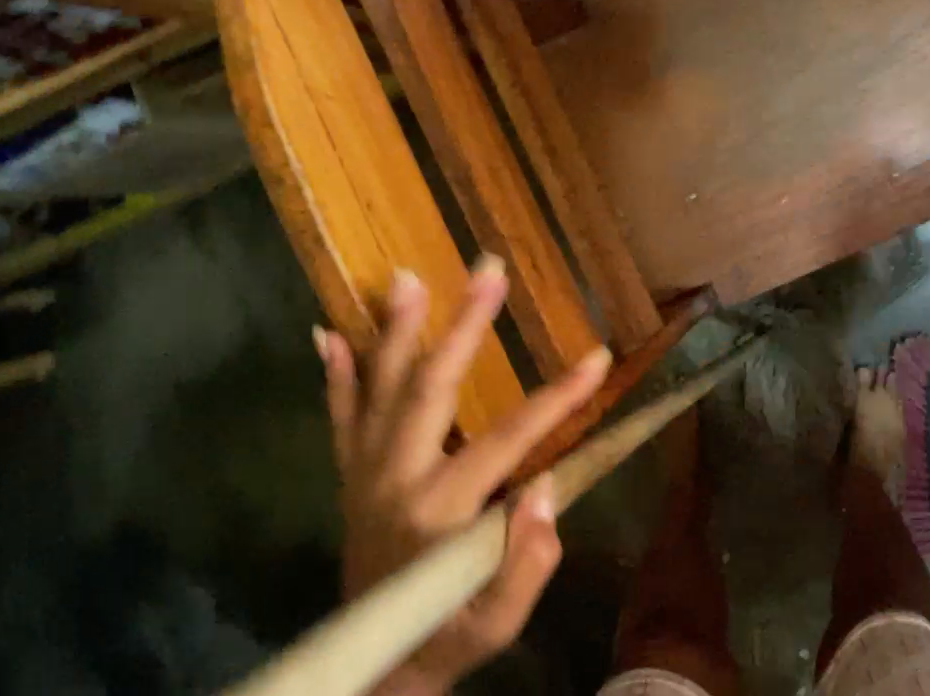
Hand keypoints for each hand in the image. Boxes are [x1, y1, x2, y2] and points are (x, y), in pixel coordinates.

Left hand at [313, 256, 611, 695]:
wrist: (377, 668)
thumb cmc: (453, 634)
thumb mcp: (500, 620)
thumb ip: (527, 564)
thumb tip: (547, 491)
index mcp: (441, 512)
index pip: (509, 439)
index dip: (557, 397)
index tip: (599, 357)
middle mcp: (395, 481)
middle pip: (430, 391)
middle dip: (462, 327)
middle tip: (488, 272)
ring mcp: (366, 477)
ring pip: (380, 392)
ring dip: (395, 333)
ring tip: (405, 278)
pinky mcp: (352, 479)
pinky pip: (342, 418)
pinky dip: (337, 376)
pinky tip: (330, 334)